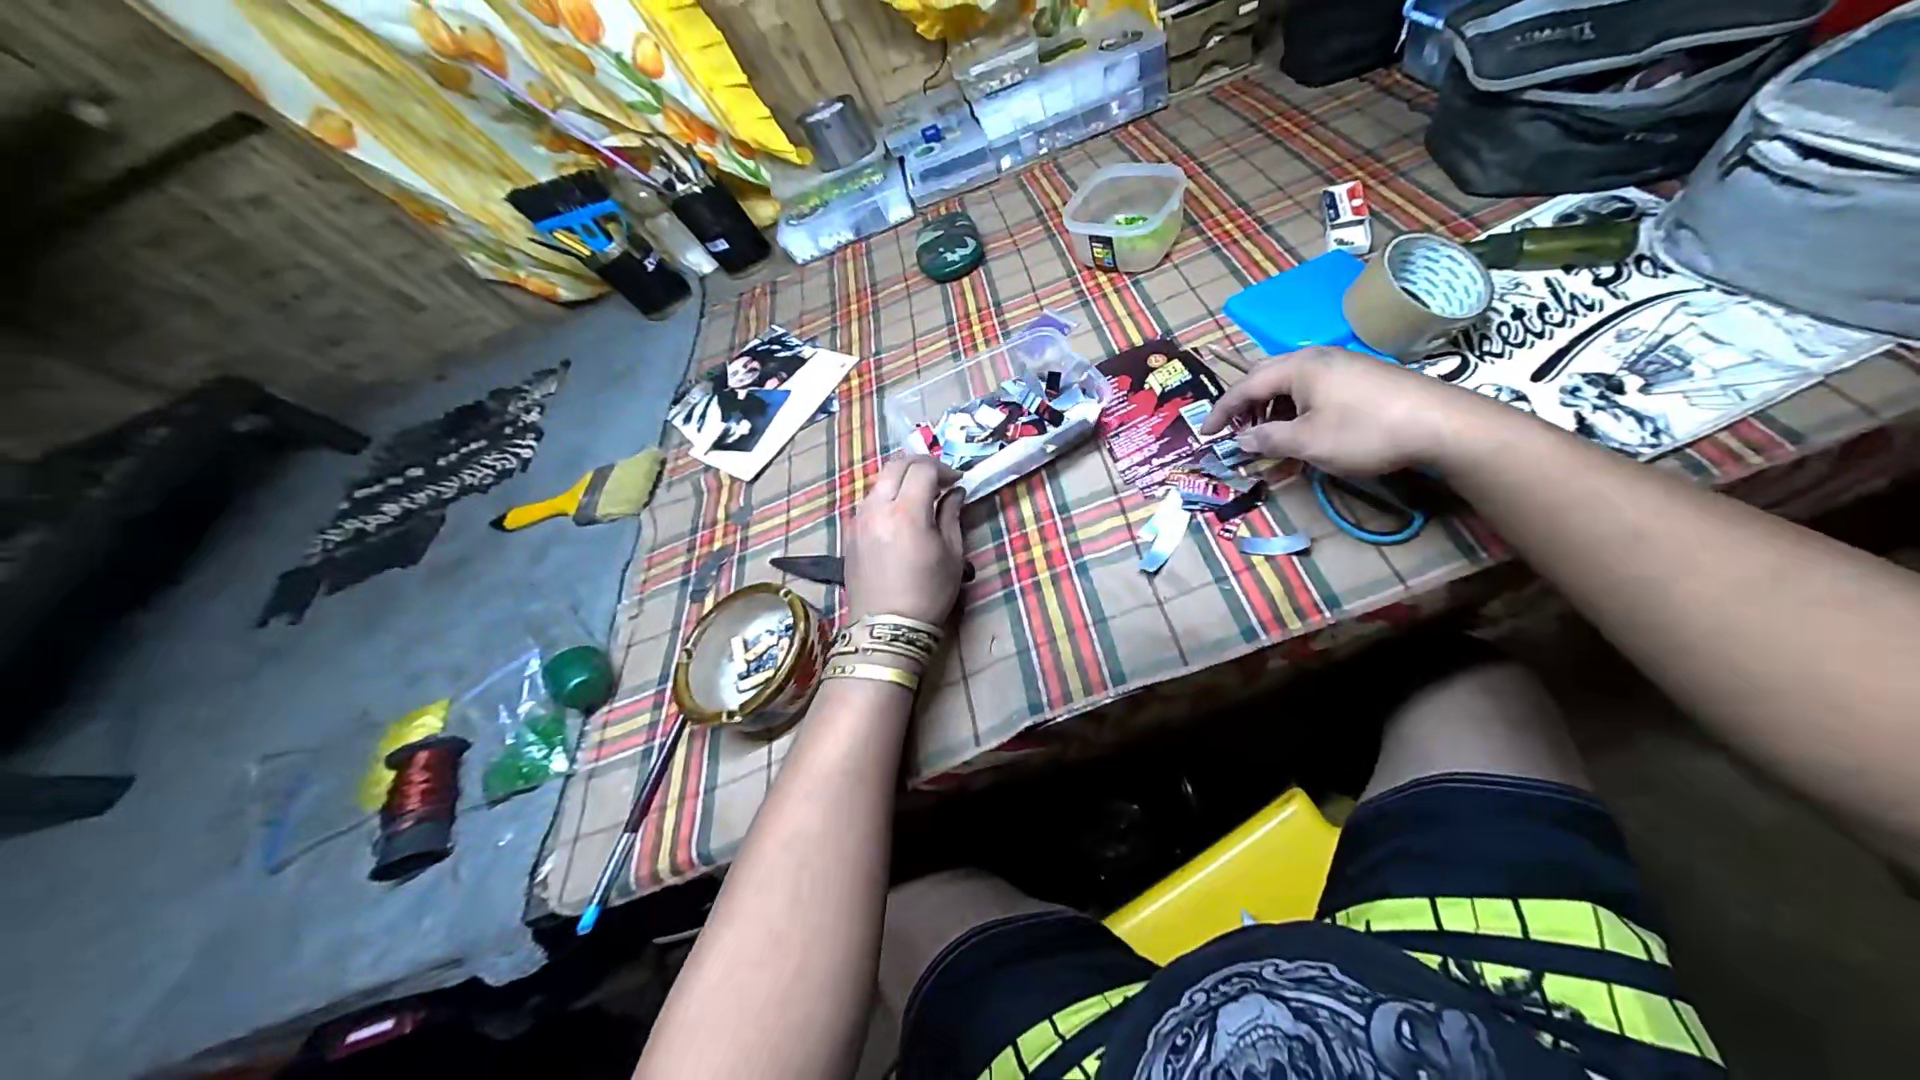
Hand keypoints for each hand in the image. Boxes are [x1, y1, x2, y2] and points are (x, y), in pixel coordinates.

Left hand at [845, 457, 966, 624]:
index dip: (943, 469)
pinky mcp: (850, 533)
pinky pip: (869, 502)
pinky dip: (886, 497)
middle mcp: (877, 509)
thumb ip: (952, 516)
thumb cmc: (928, 593)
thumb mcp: (952, 555)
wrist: (887, 628)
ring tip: (920, 495)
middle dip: (920, 465)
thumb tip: (954, 493)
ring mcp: (859, 520)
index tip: (956, 481)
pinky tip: (900, 514)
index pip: (923, 470)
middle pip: (896, 466)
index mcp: (906, 513)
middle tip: (938, 478)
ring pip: (879, 482)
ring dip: (901, 479)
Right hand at [1200, 347, 1514, 474]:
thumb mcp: (1307, 441)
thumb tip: (1240, 438)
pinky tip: (1302, 430)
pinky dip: (1296, 409)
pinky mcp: (1360, 377)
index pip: (1245, 386)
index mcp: (1297, 366)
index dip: (1222, 411)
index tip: (1206, 433)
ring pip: (1290, 384)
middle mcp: (1316, 357)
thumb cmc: (1364, 431)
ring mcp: (1341, 364)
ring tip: (1266, 437)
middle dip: (1245, 407)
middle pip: (1266, 379)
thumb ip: (1267, 439)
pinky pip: (1313, 389)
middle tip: (1235, 432)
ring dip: (1271, 411)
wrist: (1440, 424)